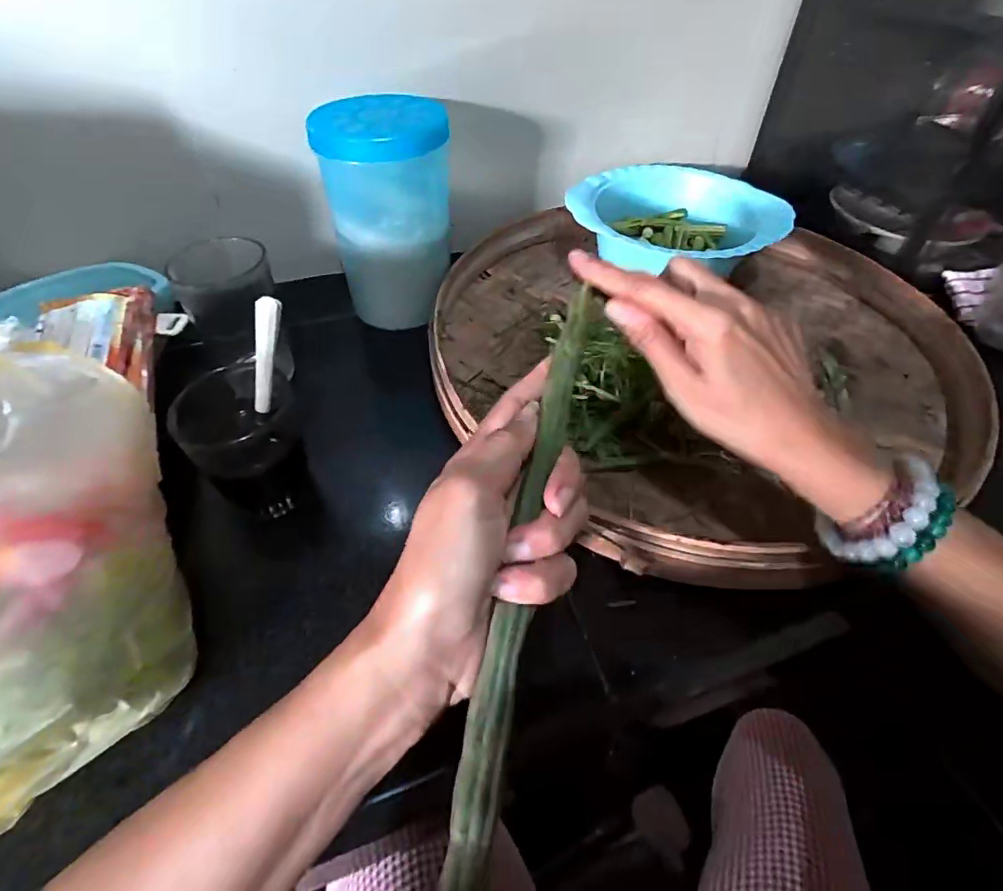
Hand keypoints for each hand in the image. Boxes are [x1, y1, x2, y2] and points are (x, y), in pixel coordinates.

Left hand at [364, 361, 585, 707]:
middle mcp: (506, 490)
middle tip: (548, 505)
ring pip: (570, 519)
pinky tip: (507, 594)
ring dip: (542, 545)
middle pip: (562, 465)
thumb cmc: (444, 556)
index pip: (517, 410)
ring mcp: (521, 533)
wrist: (432, 643)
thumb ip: (509, 446)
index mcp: (483, 461)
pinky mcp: (533, 573)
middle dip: (562, 488)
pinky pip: (562, 566)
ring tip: (507, 564)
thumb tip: (536, 411)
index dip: (539, 385)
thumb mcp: (470, 489)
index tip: (564, 359)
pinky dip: (536, 583)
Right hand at [567, 250, 890, 522]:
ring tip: (682, 335)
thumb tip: (616, 304)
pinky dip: (712, 309)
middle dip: (651, 283)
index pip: (646, 288)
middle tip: (641, 317)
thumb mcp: (685, 389)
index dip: (607, 273)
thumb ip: (652, 341)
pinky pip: (733, 298)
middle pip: (678, 270)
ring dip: (683, 294)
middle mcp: (734, 301)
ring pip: (707, 282)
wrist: (803, 436)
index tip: (576, 258)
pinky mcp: (776, 316)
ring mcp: (759, 306)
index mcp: (707, 321)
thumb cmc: (736, 421)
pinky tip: (721, 346)